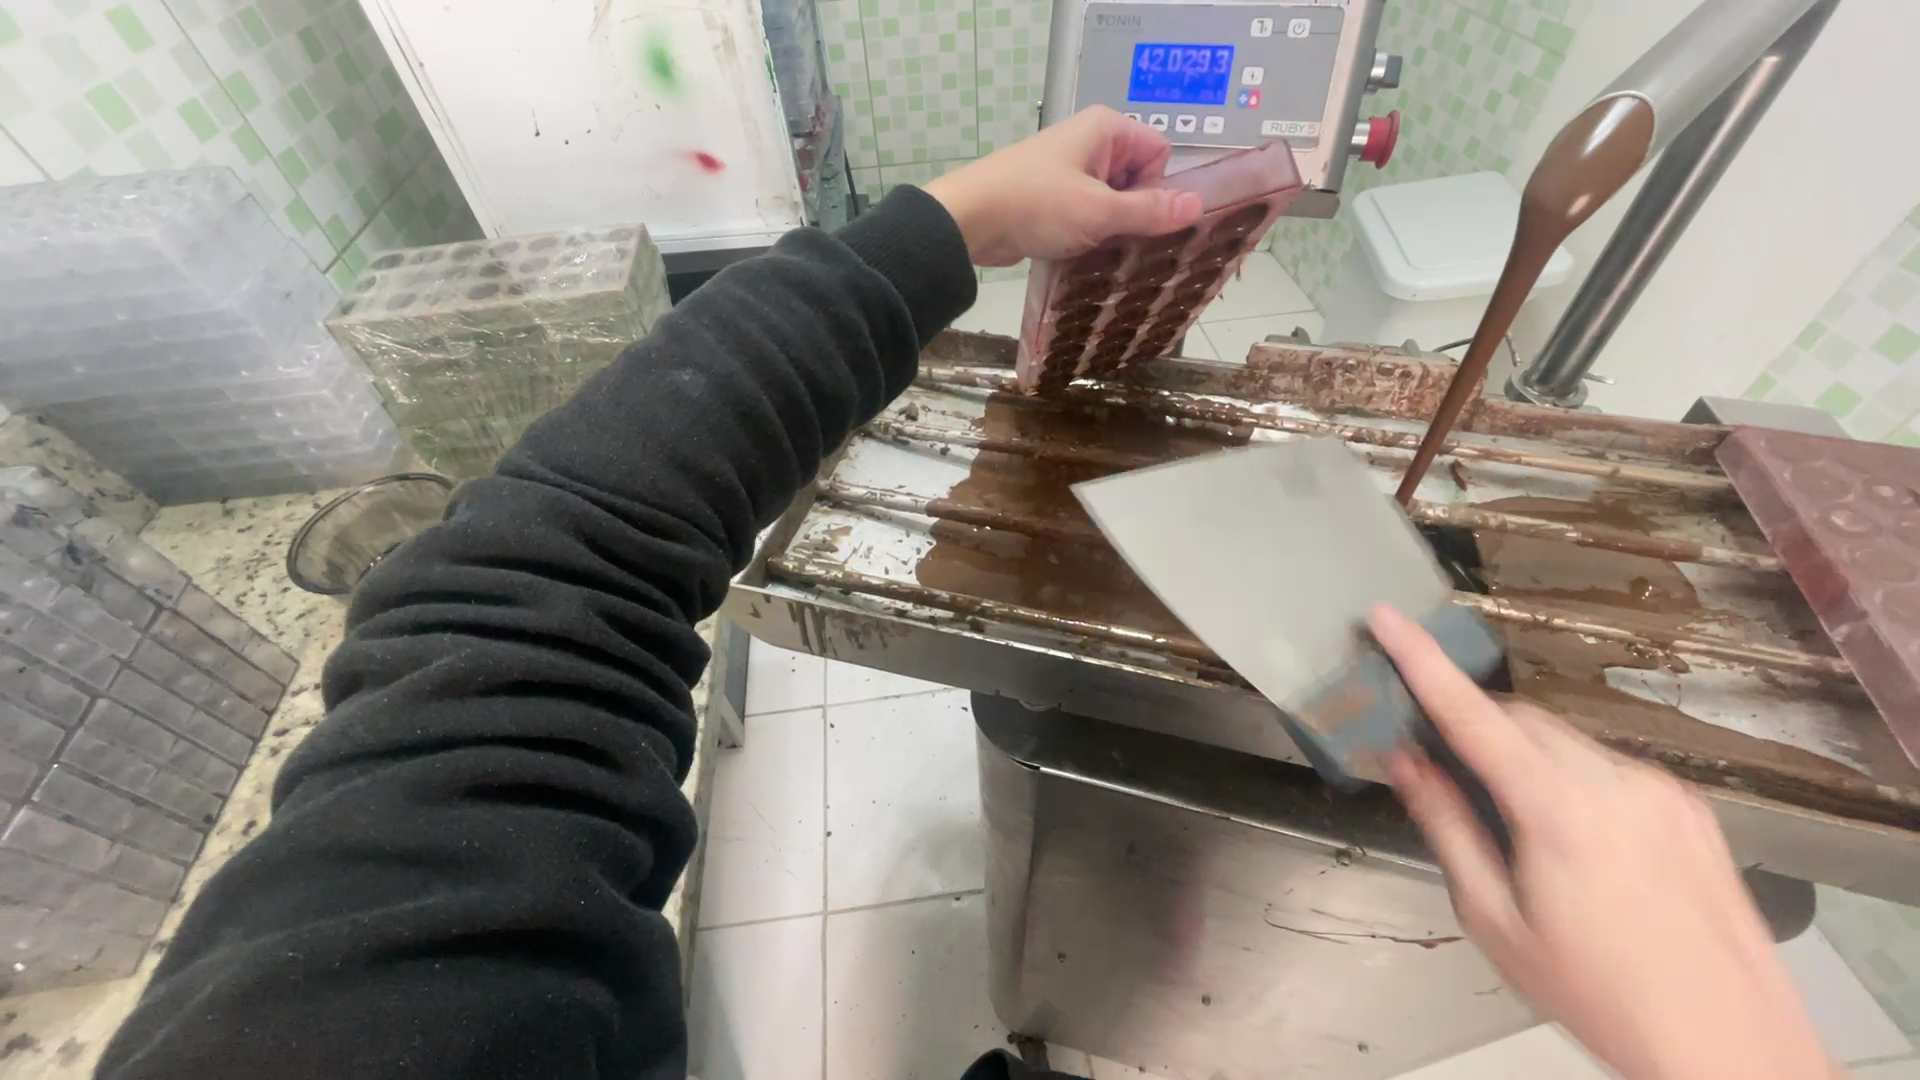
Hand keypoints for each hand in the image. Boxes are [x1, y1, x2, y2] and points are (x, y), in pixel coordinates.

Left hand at [924, 106, 1203, 265]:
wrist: (971, 221)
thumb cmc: (1037, 205)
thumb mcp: (1100, 211)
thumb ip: (1149, 211)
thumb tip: (1198, 206)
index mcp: (1107, 130)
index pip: (1158, 154)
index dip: (1156, 188)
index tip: (1138, 218)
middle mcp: (1090, 145)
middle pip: (1136, 181)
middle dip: (1134, 214)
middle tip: (1123, 245)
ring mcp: (1068, 174)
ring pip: (1110, 204)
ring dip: (1110, 231)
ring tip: (1102, 255)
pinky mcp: (1051, 203)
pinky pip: (1086, 218)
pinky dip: (1088, 238)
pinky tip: (1083, 259)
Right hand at [1368, 605, 1837, 1079]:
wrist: (1737, 1057)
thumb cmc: (1595, 993)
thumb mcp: (1493, 918)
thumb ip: (1446, 826)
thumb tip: (1405, 762)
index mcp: (1559, 810)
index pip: (1472, 715)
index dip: (1421, 660)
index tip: (1386, 617)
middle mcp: (1617, 782)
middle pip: (1519, 718)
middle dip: (1472, 724)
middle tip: (1437, 759)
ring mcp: (1662, 792)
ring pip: (1561, 740)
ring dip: (1518, 754)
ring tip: (1508, 818)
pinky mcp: (1690, 810)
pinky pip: (1603, 765)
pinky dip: (1564, 775)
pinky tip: (1567, 836)